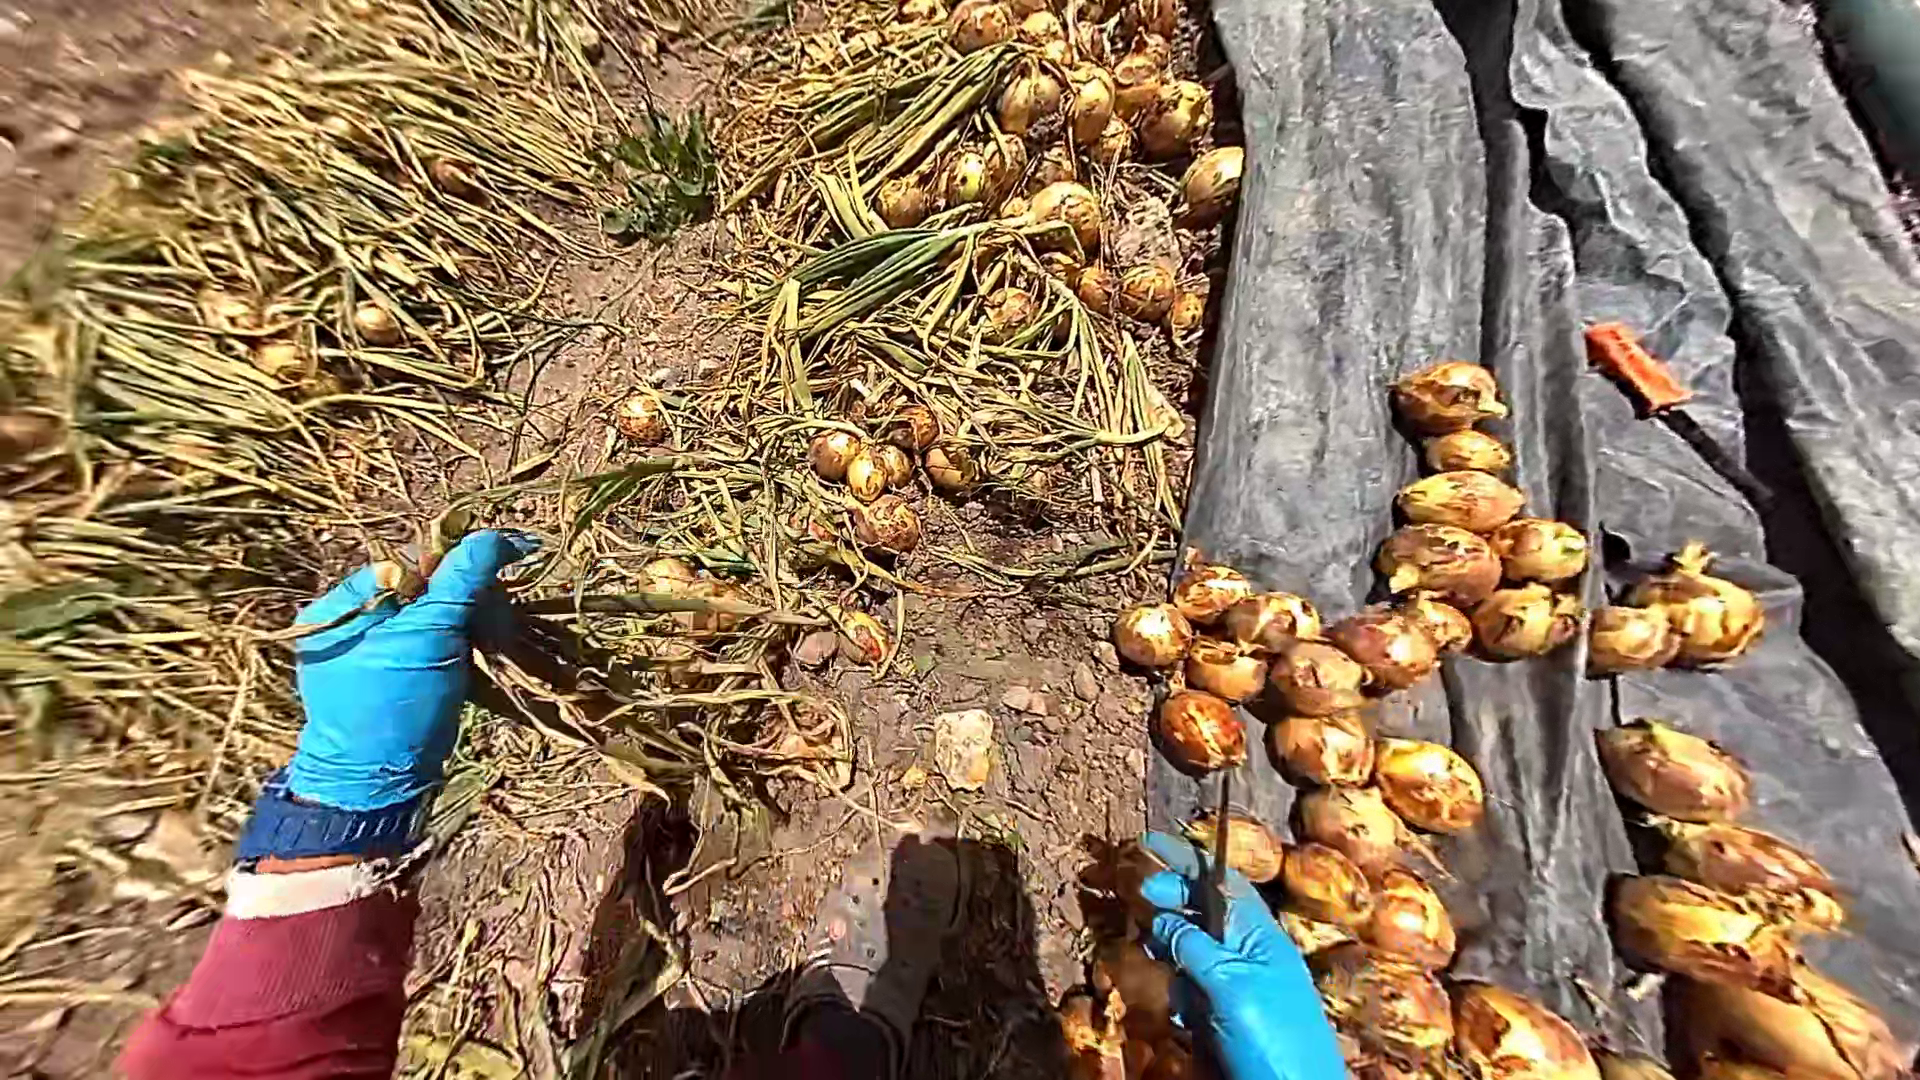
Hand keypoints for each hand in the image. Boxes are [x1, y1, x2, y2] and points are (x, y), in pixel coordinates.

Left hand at [286, 529, 538, 810]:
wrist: (383, 772)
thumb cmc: (394, 700)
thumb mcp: (429, 633)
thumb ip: (461, 580)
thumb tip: (496, 534)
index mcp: (345, 604)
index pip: (416, 563)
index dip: (459, 568)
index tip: (495, 583)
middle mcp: (360, 617)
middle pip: (433, 583)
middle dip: (470, 596)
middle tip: (490, 619)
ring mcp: (385, 642)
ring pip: (446, 608)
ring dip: (476, 617)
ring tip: (487, 639)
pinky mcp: (410, 663)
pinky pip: (448, 632)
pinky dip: (471, 635)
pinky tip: (481, 648)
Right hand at [1137, 831, 1345, 1079]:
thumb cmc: (1273, 1035)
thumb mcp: (1228, 982)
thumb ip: (1190, 943)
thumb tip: (1159, 917)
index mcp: (1256, 929)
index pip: (1216, 877)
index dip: (1182, 856)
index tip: (1146, 842)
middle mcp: (1248, 948)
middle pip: (1201, 906)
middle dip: (1169, 899)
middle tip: (1140, 900)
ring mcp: (1240, 982)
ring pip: (1193, 945)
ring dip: (1170, 948)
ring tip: (1151, 956)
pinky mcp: (1231, 1013)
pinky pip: (1195, 985)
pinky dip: (1178, 988)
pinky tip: (1175, 1007)